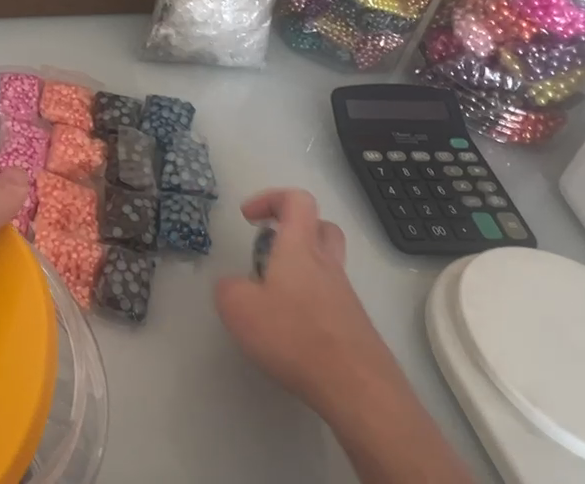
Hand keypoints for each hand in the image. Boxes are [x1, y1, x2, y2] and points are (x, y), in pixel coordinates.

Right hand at [214, 189, 383, 410]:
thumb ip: (228, 288)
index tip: (249, 218)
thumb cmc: (294, 336)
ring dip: (301, 267)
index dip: (271, 198)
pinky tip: (291, 328)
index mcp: (300, 248)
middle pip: (322, 227)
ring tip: (273, 295)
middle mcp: (327, 265)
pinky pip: (330, 298)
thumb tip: (234, 286)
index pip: (296, 200)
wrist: (356, 387)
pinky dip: (309, 301)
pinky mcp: (354, 325)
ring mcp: (345, 296)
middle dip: (294, 228)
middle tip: (270, 247)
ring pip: (327, 264)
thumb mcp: (238, 308)